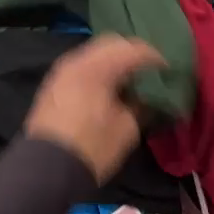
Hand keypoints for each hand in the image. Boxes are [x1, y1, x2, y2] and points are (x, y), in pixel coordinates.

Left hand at [25, 35, 165, 182]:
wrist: (46, 170)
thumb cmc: (92, 149)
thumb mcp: (126, 129)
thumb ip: (140, 106)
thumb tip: (148, 98)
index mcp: (97, 68)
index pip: (133, 50)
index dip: (155, 58)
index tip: (168, 70)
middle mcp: (77, 61)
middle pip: (111, 43)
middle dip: (133, 52)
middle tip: (150, 69)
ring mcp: (61, 71)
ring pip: (94, 53)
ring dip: (114, 60)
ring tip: (130, 78)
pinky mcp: (54, 85)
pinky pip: (82, 66)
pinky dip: (99, 69)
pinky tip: (109, 87)